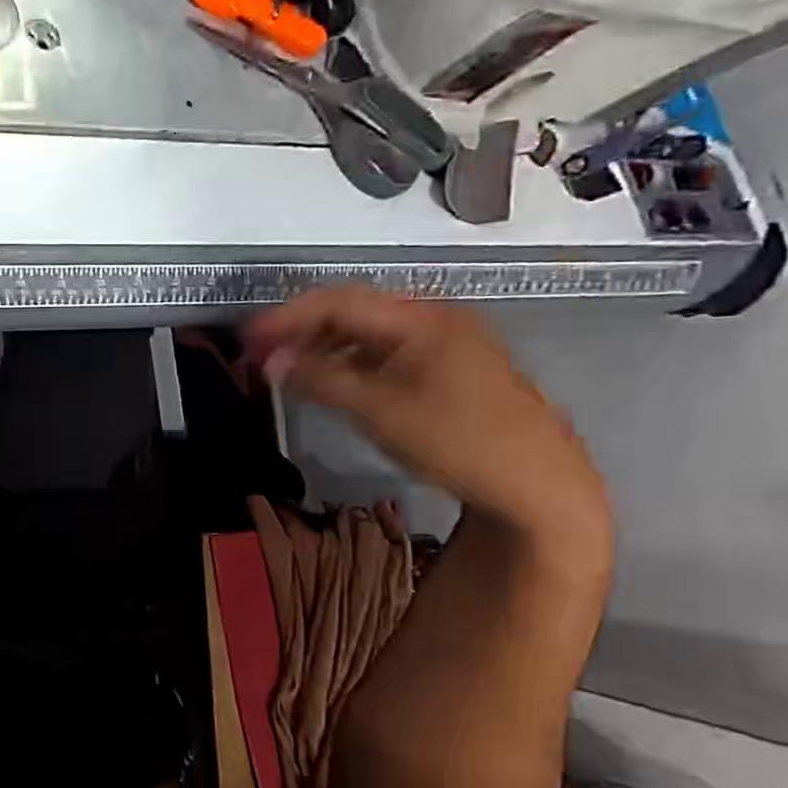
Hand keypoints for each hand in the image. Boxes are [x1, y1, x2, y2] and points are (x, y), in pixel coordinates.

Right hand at [247, 288, 608, 545]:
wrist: (539, 485)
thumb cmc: (458, 443)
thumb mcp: (379, 411)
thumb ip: (321, 379)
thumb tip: (271, 360)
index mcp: (421, 320)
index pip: (339, 302)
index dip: (287, 316)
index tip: (248, 336)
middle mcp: (434, 318)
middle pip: (353, 311)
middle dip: (301, 329)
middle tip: (260, 351)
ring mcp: (445, 341)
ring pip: (368, 332)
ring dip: (323, 345)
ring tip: (285, 366)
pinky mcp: (448, 365)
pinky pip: (386, 350)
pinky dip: (350, 360)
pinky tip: (329, 378)